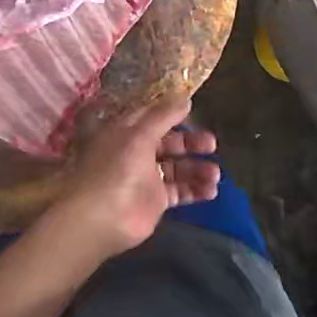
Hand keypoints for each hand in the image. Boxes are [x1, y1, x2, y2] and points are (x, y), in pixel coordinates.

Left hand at [43, 98, 219, 261]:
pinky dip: (196, 190)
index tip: (195, 114)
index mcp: (127, 132)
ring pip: (178, 168)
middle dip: (192, 143)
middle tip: (212, 145)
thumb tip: (186, 98)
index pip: (153, 118)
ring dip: (198, 169)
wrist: (101, 218)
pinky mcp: (155, 201)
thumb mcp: (139, 134)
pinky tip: (211, 191)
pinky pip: (180, 191)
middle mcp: (136, 152)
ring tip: (215, 175)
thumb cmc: (117, 169)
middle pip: (170, 143)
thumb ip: (164, 116)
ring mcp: (146, 178)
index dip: (173, 114)